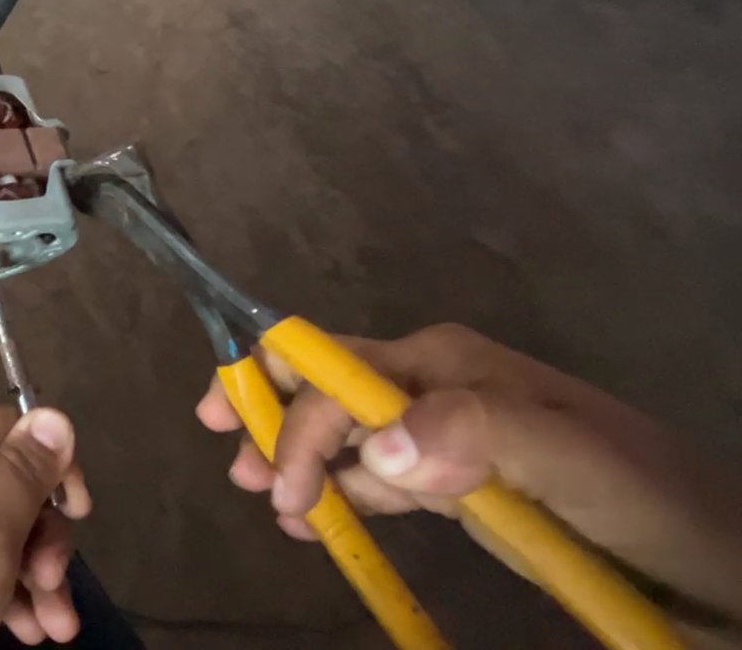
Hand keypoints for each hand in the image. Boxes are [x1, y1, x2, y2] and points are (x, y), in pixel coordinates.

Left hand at [0, 405, 92, 648]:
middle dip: (46, 536)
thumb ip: (25, 473)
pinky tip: (24, 632)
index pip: (13, 424)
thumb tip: (55, 413)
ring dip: (35, 576)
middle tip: (54, 582)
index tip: (78, 514)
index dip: (52, 461)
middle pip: (11, 482)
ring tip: (54, 630)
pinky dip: (4, 590)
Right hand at [197, 323, 741, 627]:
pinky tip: (311, 516)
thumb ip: (475, 434)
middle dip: (268, 414)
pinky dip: (332, 488)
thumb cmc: (647, 501)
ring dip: (291, 454)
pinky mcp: (444, 474)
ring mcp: (433, 429)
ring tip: (268, 497)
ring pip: (336, 430)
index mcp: (440, 362)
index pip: (332, 367)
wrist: (722, 565)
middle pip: (319, 385)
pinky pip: (368, 473)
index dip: (280, 399)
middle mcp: (424, 383)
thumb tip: (371, 445)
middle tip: (233, 458)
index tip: (256, 455)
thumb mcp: (574, 462)